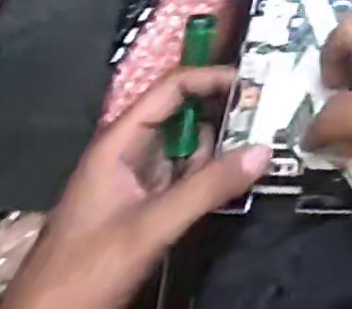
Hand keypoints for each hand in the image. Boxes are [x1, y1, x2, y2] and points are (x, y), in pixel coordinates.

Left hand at [0, 66, 270, 308]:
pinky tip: (238, 178)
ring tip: (261, 145)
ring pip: (191, 144)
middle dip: (224, 111)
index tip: (254, 83)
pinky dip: (213, 172)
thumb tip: (264, 150)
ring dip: (223, 144)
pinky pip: (188, 174)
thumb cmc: (82, 273)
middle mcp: (130, 152)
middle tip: (269, 114)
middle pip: (186, 113)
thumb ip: (207, 188)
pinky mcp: (146, 205)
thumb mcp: (148, 228)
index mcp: (120, 143)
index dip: (212, 78)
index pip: (173, 88)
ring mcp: (138, 180)